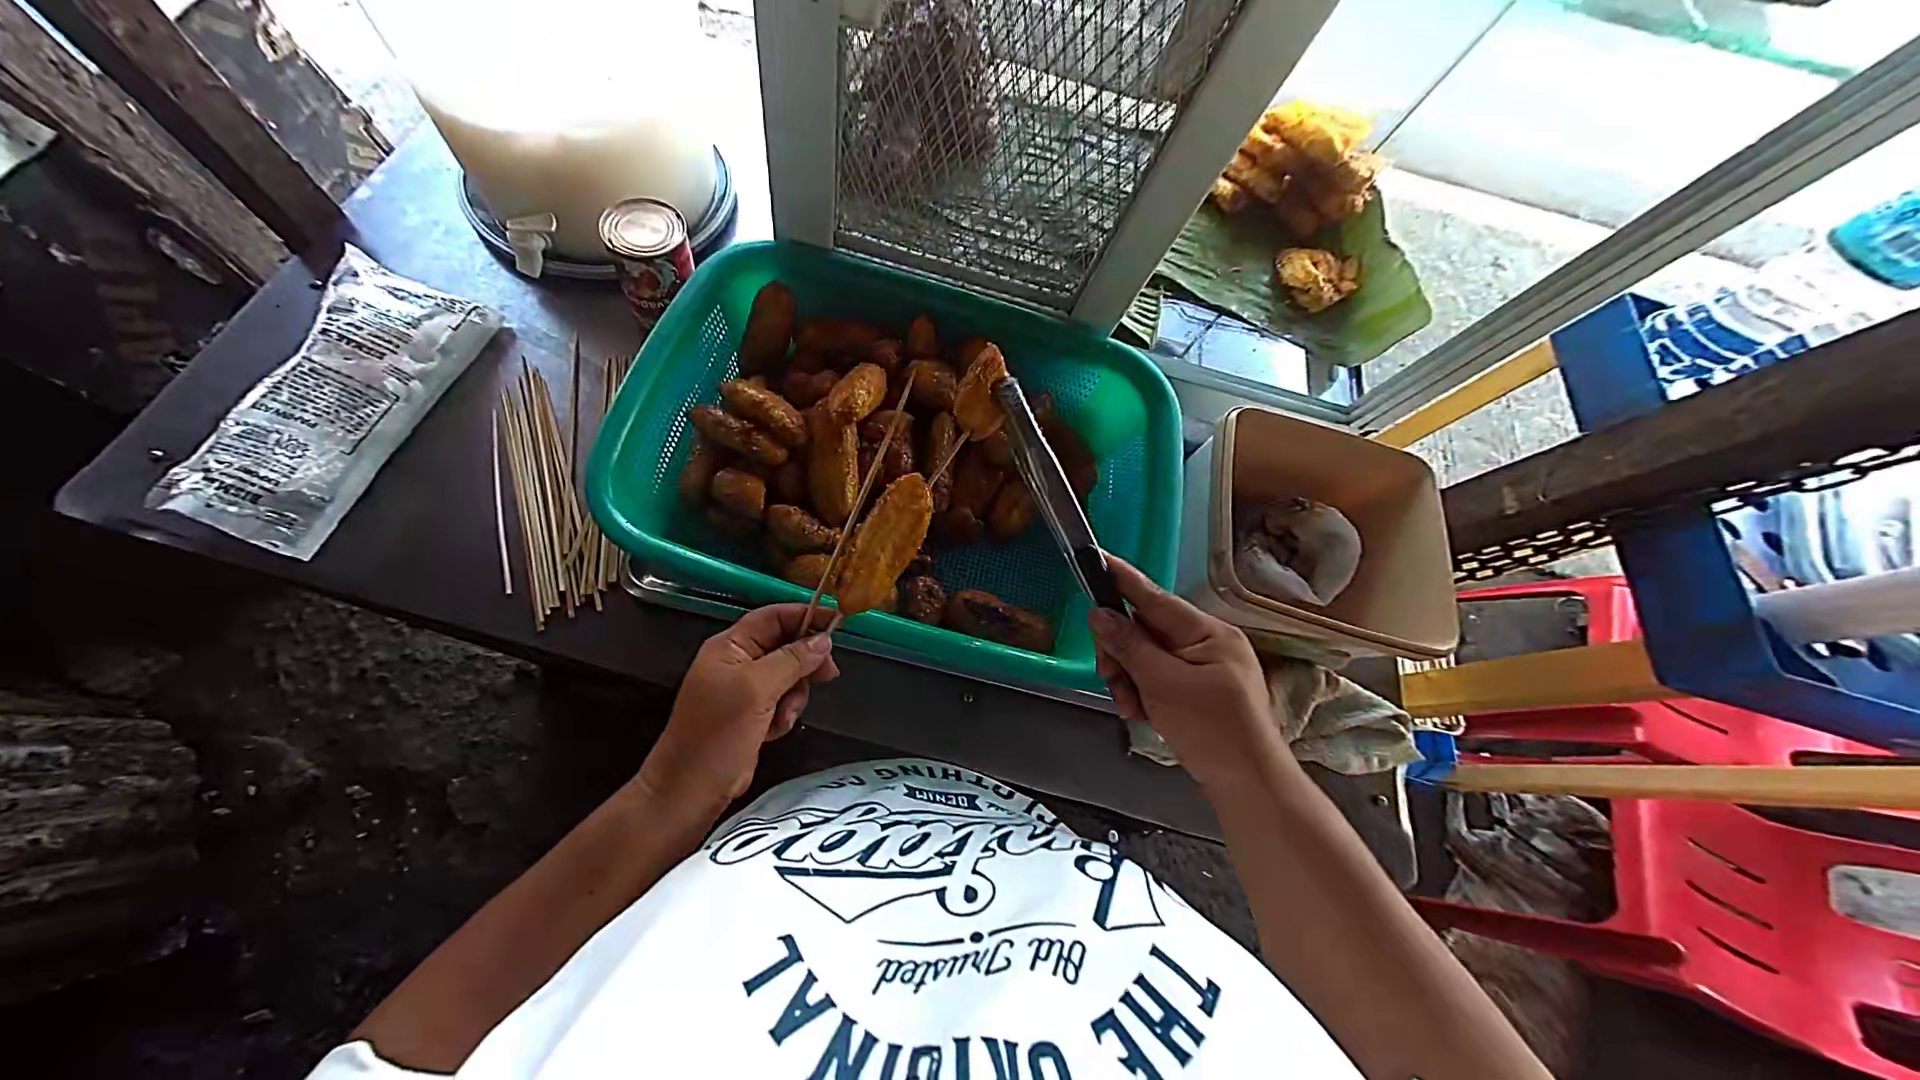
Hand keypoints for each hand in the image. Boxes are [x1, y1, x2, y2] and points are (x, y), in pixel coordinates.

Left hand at [639, 604, 839, 805]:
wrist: (690, 790)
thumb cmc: (717, 733)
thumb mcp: (756, 689)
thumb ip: (792, 660)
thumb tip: (824, 640)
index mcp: (730, 646)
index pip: (773, 617)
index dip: (805, 616)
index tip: (837, 623)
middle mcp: (738, 662)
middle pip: (786, 646)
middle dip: (804, 663)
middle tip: (828, 675)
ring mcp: (746, 690)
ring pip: (790, 676)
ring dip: (794, 695)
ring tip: (783, 716)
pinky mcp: (754, 714)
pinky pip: (784, 701)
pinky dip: (785, 714)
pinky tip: (773, 731)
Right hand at [1089, 558, 1287, 790]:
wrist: (1251, 786)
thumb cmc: (1211, 731)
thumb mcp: (1162, 685)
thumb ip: (1129, 646)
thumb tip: (1100, 614)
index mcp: (1207, 632)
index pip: (1154, 597)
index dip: (1123, 580)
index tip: (1098, 559)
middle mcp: (1208, 643)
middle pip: (1146, 630)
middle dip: (1121, 654)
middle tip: (1109, 678)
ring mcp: (1206, 668)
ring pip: (1148, 657)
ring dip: (1129, 679)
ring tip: (1129, 707)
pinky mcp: (1201, 691)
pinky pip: (1160, 678)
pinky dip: (1145, 692)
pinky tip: (1141, 714)